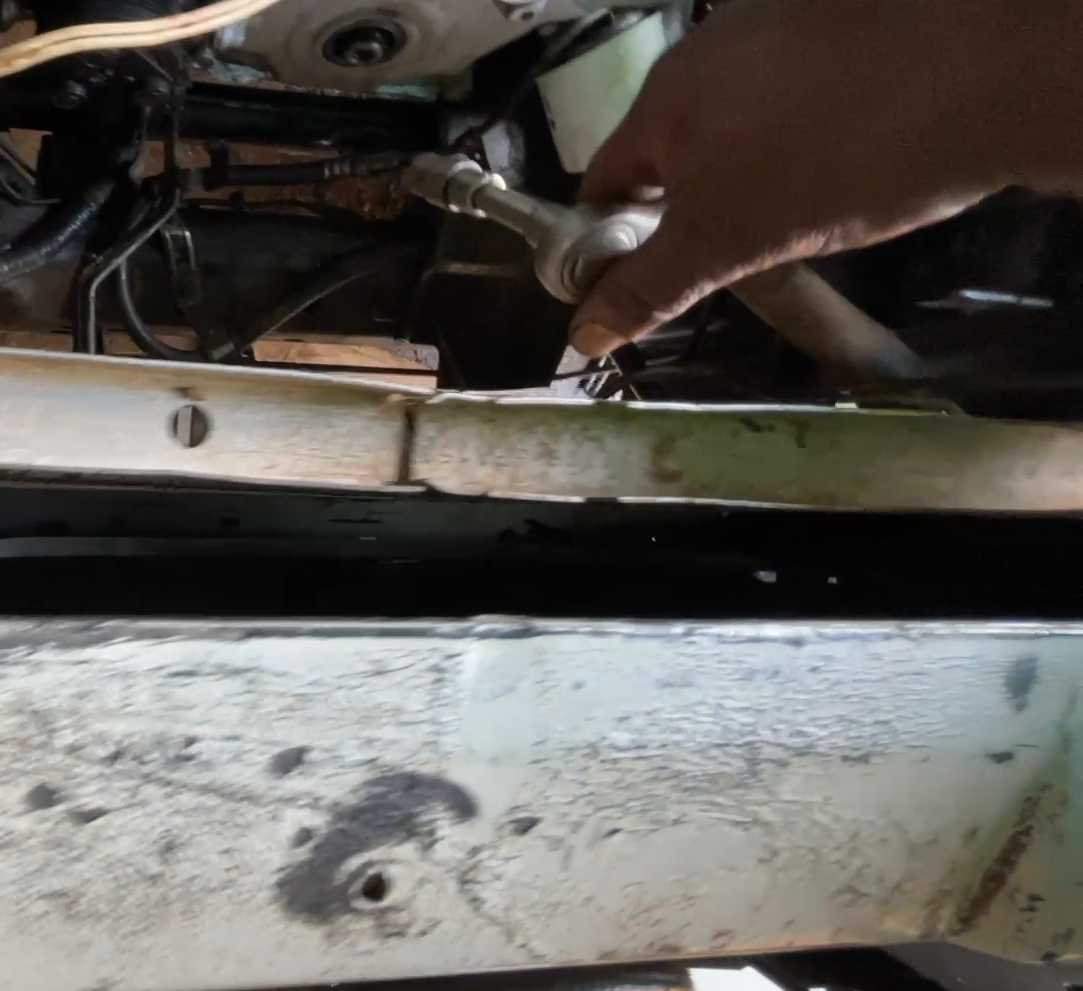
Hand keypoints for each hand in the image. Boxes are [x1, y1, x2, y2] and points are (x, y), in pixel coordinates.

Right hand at [568, 0, 1051, 356]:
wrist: (1031, 59)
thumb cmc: (846, 160)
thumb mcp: (728, 245)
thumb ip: (646, 290)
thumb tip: (579, 336)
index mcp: (664, 99)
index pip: (600, 184)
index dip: (609, 238)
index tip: (644, 270)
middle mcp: (710, 44)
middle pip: (665, 148)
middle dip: (682, 200)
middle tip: (730, 237)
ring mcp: (784, 14)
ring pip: (730, 115)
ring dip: (741, 160)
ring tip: (799, 190)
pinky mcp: (852, 8)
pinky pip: (795, 79)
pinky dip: (801, 117)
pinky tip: (849, 138)